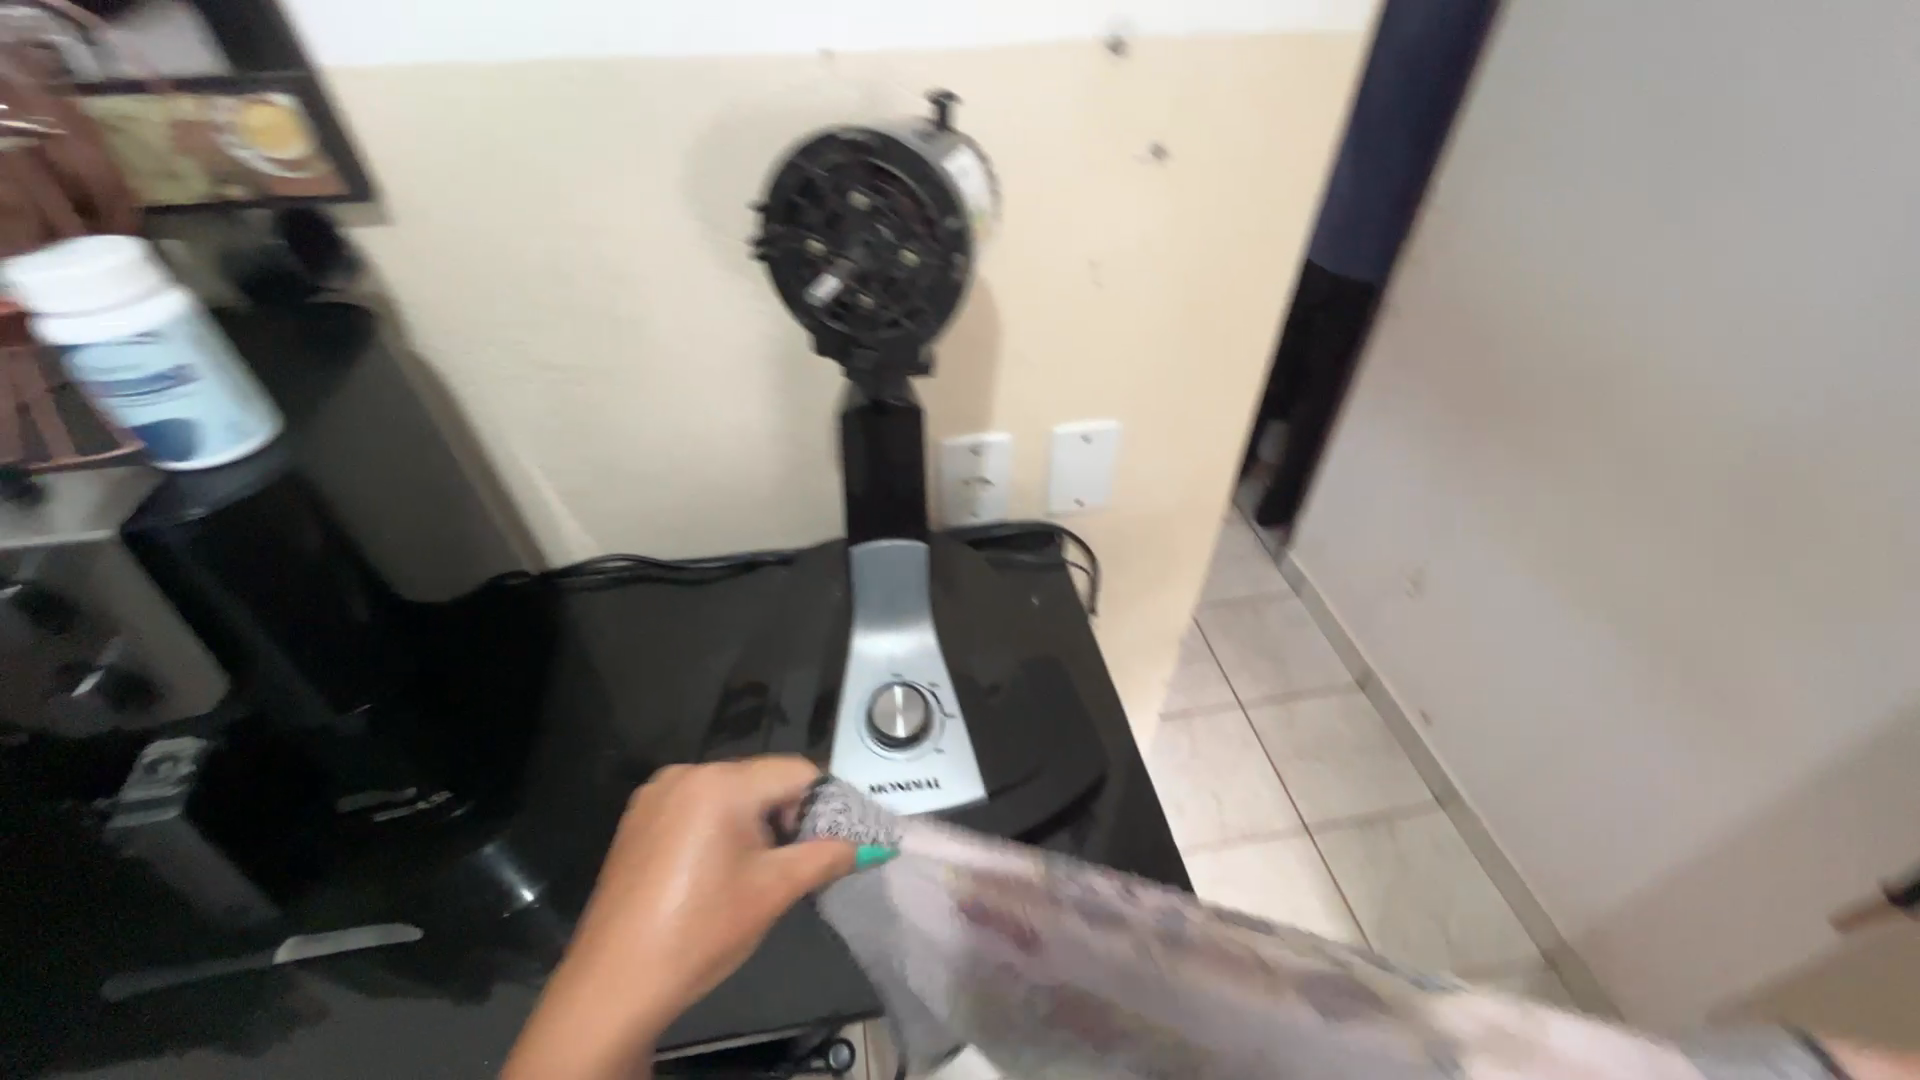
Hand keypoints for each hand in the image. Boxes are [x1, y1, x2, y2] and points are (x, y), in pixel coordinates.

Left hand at [503, 757, 854, 1079]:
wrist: (613, 985)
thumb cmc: (701, 931)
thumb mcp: (775, 891)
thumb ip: (827, 857)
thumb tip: (868, 845)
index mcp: (722, 783)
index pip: (797, 771)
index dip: (826, 803)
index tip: (833, 842)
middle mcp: (687, 773)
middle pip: (762, 779)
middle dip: (788, 815)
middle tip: (796, 863)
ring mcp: (657, 794)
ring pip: (730, 793)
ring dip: (755, 821)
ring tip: (756, 872)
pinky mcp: (638, 818)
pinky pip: (697, 806)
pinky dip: (719, 826)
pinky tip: (716, 871)